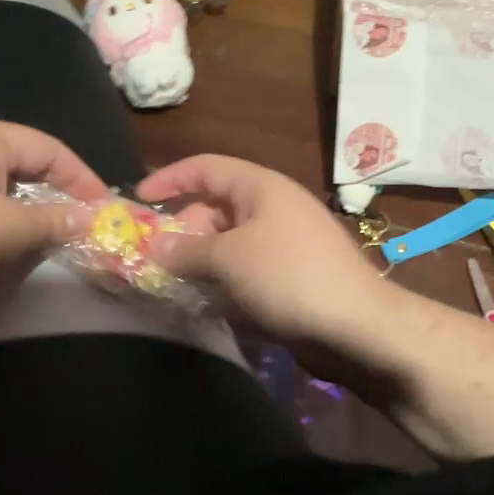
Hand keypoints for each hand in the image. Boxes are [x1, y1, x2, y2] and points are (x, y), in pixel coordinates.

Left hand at [0, 116, 106, 331]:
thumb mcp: (13, 233)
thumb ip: (58, 221)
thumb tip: (91, 218)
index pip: (48, 148)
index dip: (83, 179)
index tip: (106, 209)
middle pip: (19, 158)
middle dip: (53, 189)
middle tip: (80, 218)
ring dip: (23, 203)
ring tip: (44, 231)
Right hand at [137, 155, 398, 347]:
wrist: (357, 327)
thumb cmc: (290, 277)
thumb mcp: (229, 258)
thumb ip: (186, 250)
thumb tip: (151, 248)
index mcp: (261, 188)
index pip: (207, 168)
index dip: (170, 178)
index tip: (137, 200)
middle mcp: (272, 211)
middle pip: (214, 210)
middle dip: (180, 233)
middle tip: (151, 263)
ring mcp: (282, 248)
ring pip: (227, 247)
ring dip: (198, 264)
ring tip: (168, 287)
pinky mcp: (288, 282)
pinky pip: (243, 275)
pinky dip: (221, 286)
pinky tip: (202, 306)